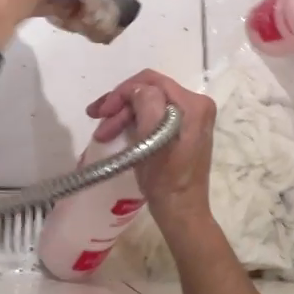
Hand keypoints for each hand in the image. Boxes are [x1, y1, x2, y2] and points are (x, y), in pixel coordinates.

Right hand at [85, 69, 215, 234]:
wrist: (180, 211)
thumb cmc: (166, 179)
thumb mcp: (152, 138)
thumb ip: (146, 102)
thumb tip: (135, 90)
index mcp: (193, 104)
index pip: (150, 82)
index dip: (122, 93)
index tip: (101, 112)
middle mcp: (196, 105)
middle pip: (148, 91)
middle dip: (120, 104)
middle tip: (97, 120)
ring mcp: (190, 117)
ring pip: (148, 102)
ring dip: (123, 114)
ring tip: (103, 132)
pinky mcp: (183, 129)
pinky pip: (153, 114)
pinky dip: (133, 120)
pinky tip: (116, 132)